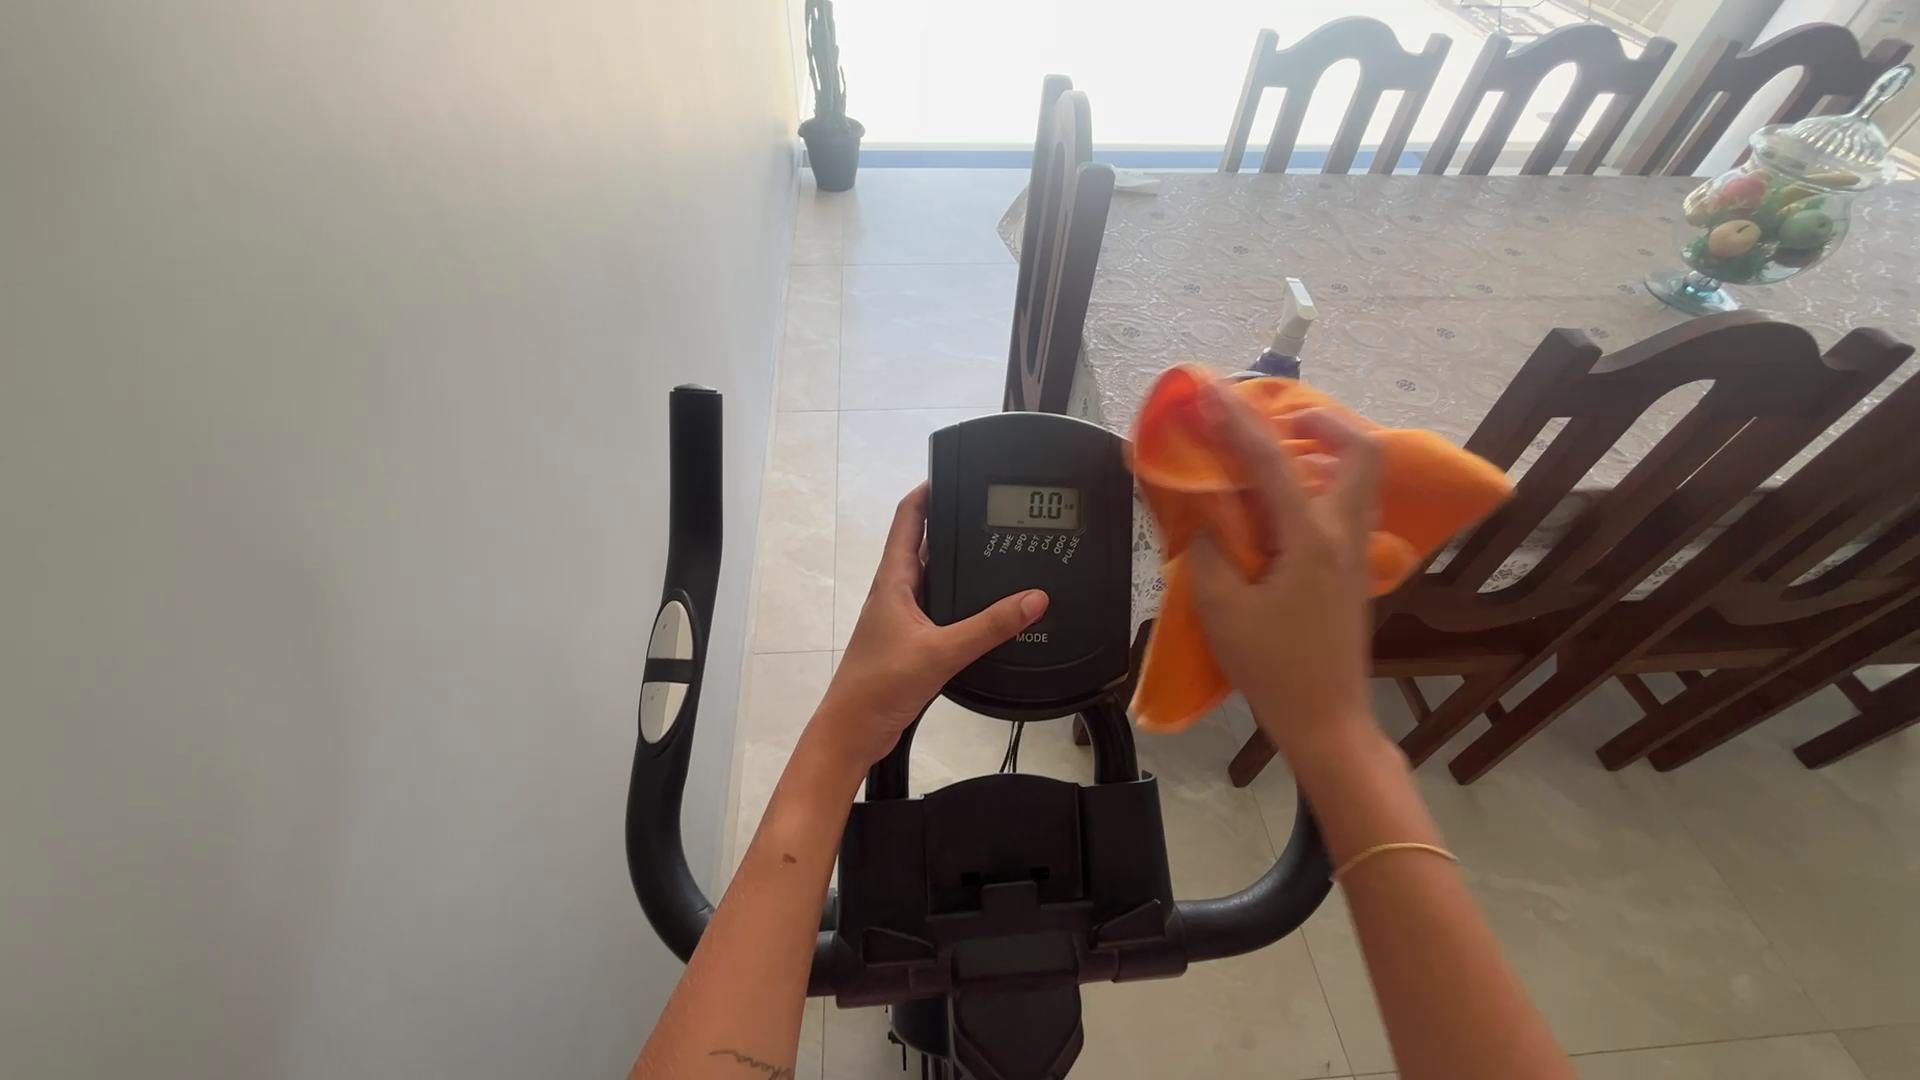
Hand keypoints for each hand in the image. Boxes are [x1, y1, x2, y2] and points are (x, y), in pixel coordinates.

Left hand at [810, 484, 1047, 771]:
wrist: (853, 732)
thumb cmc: (879, 685)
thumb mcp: (941, 651)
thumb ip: (989, 626)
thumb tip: (1034, 599)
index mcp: (893, 581)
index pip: (907, 520)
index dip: (926, 492)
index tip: (951, 471)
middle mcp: (895, 593)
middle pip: (922, 546)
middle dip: (950, 526)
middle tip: (987, 512)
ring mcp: (901, 619)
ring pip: (932, 579)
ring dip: (955, 565)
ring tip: (992, 551)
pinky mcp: (909, 642)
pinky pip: (938, 610)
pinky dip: (959, 601)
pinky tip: (983, 609)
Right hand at [1186, 382, 1382, 764]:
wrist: (1324, 717)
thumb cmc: (1271, 666)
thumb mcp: (1222, 609)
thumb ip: (1209, 551)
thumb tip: (1203, 516)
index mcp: (1311, 540)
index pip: (1273, 462)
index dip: (1237, 420)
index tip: (1212, 389)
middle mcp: (1345, 535)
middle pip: (1362, 450)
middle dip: (1322, 419)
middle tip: (1276, 418)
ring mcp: (1357, 552)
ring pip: (1362, 475)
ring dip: (1326, 447)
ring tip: (1276, 450)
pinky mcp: (1354, 568)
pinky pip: (1348, 501)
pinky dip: (1323, 480)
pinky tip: (1283, 499)